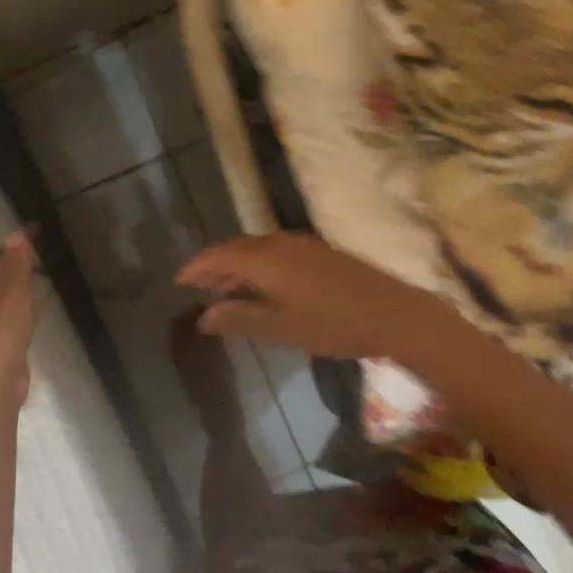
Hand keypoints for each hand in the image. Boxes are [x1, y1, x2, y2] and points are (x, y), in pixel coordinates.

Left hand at [0, 228, 37, 406]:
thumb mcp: (13, 292)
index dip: (16, 243)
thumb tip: (16, 233)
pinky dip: (25, 306)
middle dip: (16, 262)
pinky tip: (35, 312)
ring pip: (7, 296)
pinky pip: (15, 315)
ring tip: (40, 274)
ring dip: (21, 284)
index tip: (37, 229)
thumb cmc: (3, 330)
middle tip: (40, 248)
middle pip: (0, 275)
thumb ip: (16, 264)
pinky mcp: (4, 342)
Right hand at [175, 232, 457, 359]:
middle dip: (214, 264)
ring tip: (223, 288)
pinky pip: (275, 251)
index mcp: (267, 259)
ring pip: (257, 248)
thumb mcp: (282, 329)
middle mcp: (281, 243)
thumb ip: (240, 319)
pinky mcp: (319, 252)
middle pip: (237, 247)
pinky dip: (258, 264)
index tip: (177, 281)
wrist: (394, 313)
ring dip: (237, 264)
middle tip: (196, 285)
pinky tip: (262, 285)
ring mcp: (303, 245)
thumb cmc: (334, 325)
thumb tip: (203, 316)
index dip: (196, 267)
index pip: (219, 255)